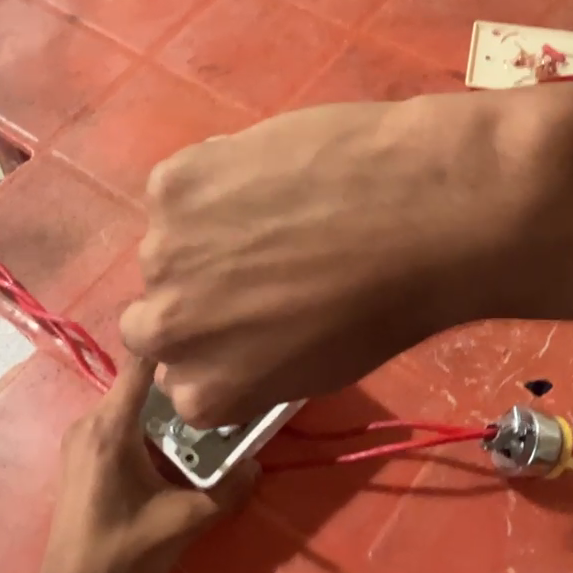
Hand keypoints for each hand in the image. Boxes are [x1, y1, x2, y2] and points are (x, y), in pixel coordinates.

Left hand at [28, 356, 254, 572]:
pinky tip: (175, 451)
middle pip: (139, 384)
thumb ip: (226, 490)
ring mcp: (80, 439)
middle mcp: (89, 422)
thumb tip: (256, 465)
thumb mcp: (184, 522)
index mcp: (109, 428)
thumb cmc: (123, 556)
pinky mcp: (81, 457)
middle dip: (179, 385)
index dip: (174, 344)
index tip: (209, 342)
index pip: (140, 363)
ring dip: (165, 412)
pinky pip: (120, 427)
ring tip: (205, 420)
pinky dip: (148, 429)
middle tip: (220, 391)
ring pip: (130, 406)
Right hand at [121, 89, 567, 426]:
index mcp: (201, 395)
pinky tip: (263, 176)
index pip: (177, 380)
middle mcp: (166, 335)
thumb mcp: (313, 374)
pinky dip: (209, 183)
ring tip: (264, 215)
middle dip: (186, 302)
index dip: (210, 349)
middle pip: (151, 322)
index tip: (240, 327)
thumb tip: (231, 344)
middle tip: (241, 272)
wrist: (421, 217)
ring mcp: (161, 255)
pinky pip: (177, 189)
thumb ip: (248, 372)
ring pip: (163, 249)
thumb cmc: (383, 311)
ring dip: (197, 238)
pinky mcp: (171, 185)